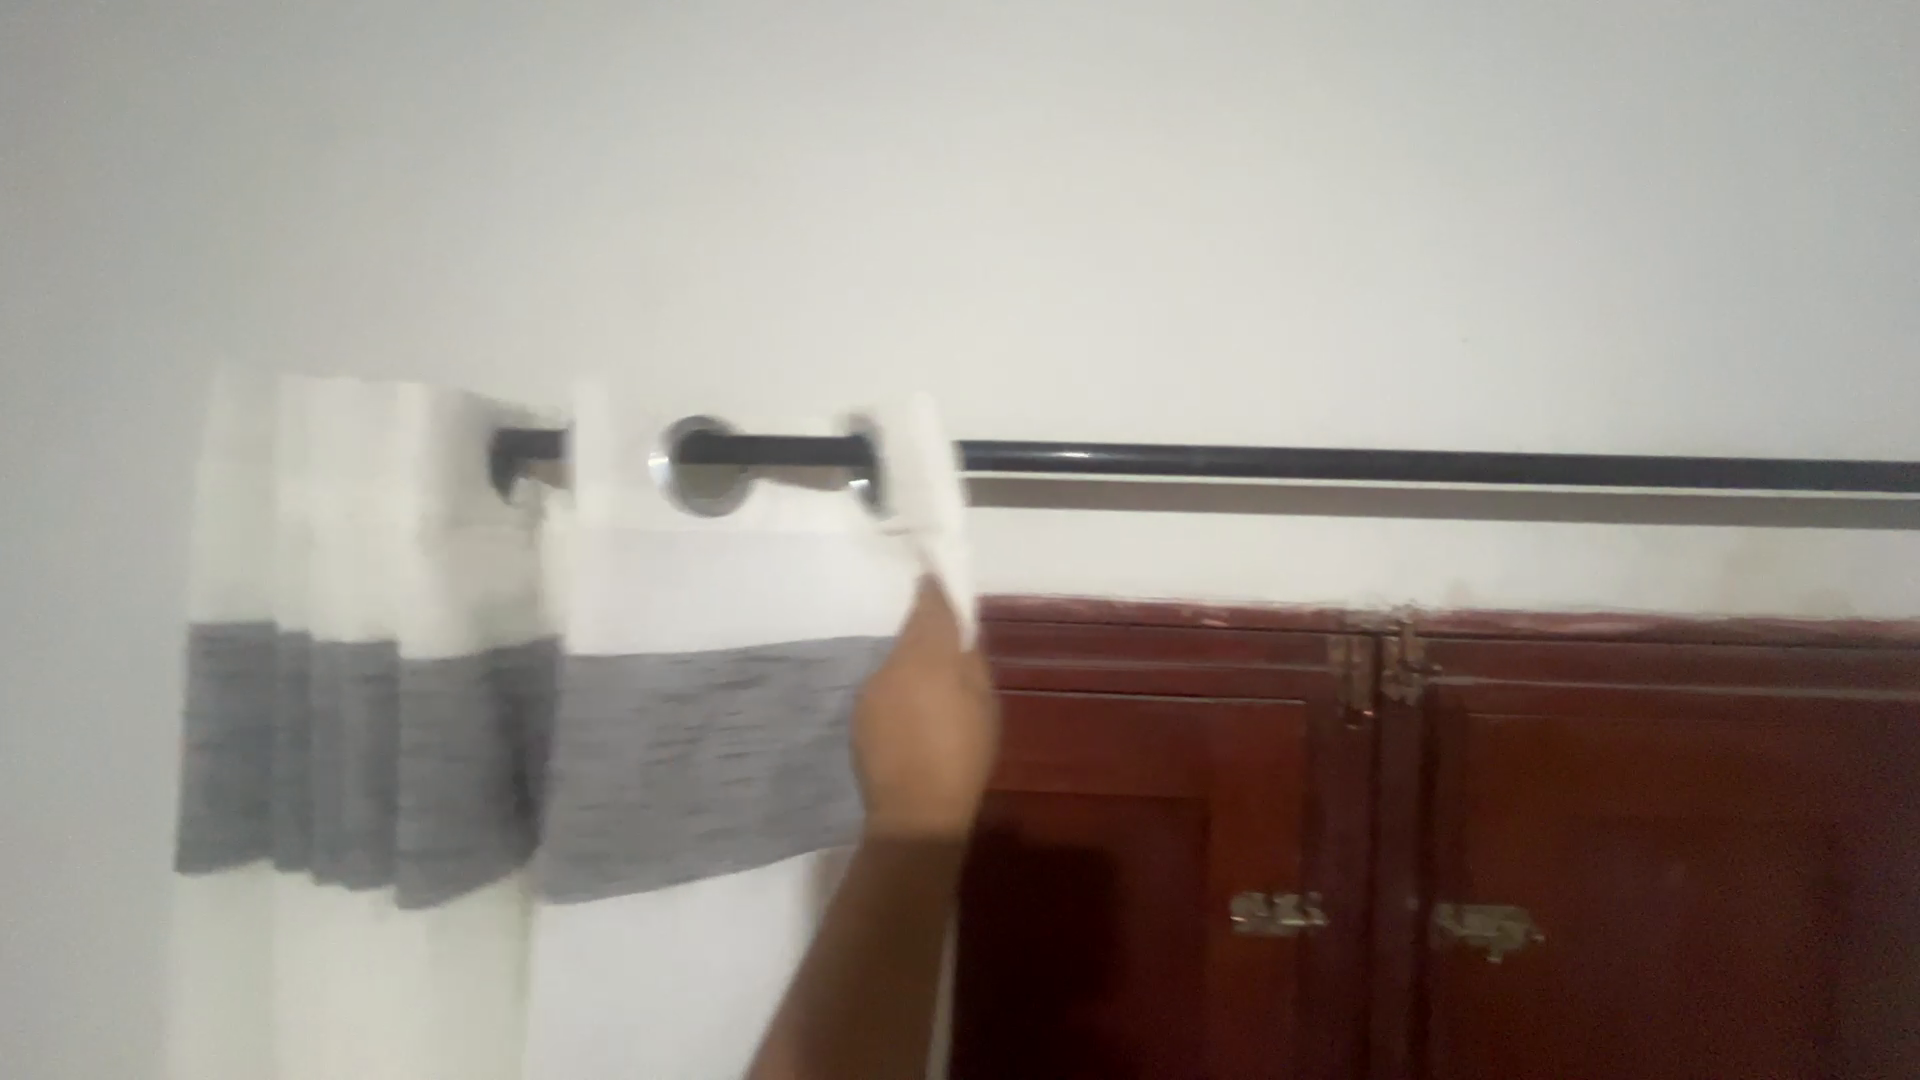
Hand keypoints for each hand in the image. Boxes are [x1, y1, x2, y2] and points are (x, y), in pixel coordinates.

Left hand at [853, 578, 999, 838]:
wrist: (916, 812)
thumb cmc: (964, 756)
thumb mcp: (986, 705)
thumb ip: (971, 661)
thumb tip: (961, 634)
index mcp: (930, 655)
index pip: (930, 604)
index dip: (936, 587)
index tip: (938, 575)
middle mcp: (894, 661)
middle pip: (911, 631)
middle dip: (927, 632)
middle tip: (948, 648)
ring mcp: (872, 686)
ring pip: (897, 660)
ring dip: (913, 666)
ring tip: (932, 695)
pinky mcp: (859, 711)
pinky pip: (885, 687)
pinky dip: (899, 692)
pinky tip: (912, 719)